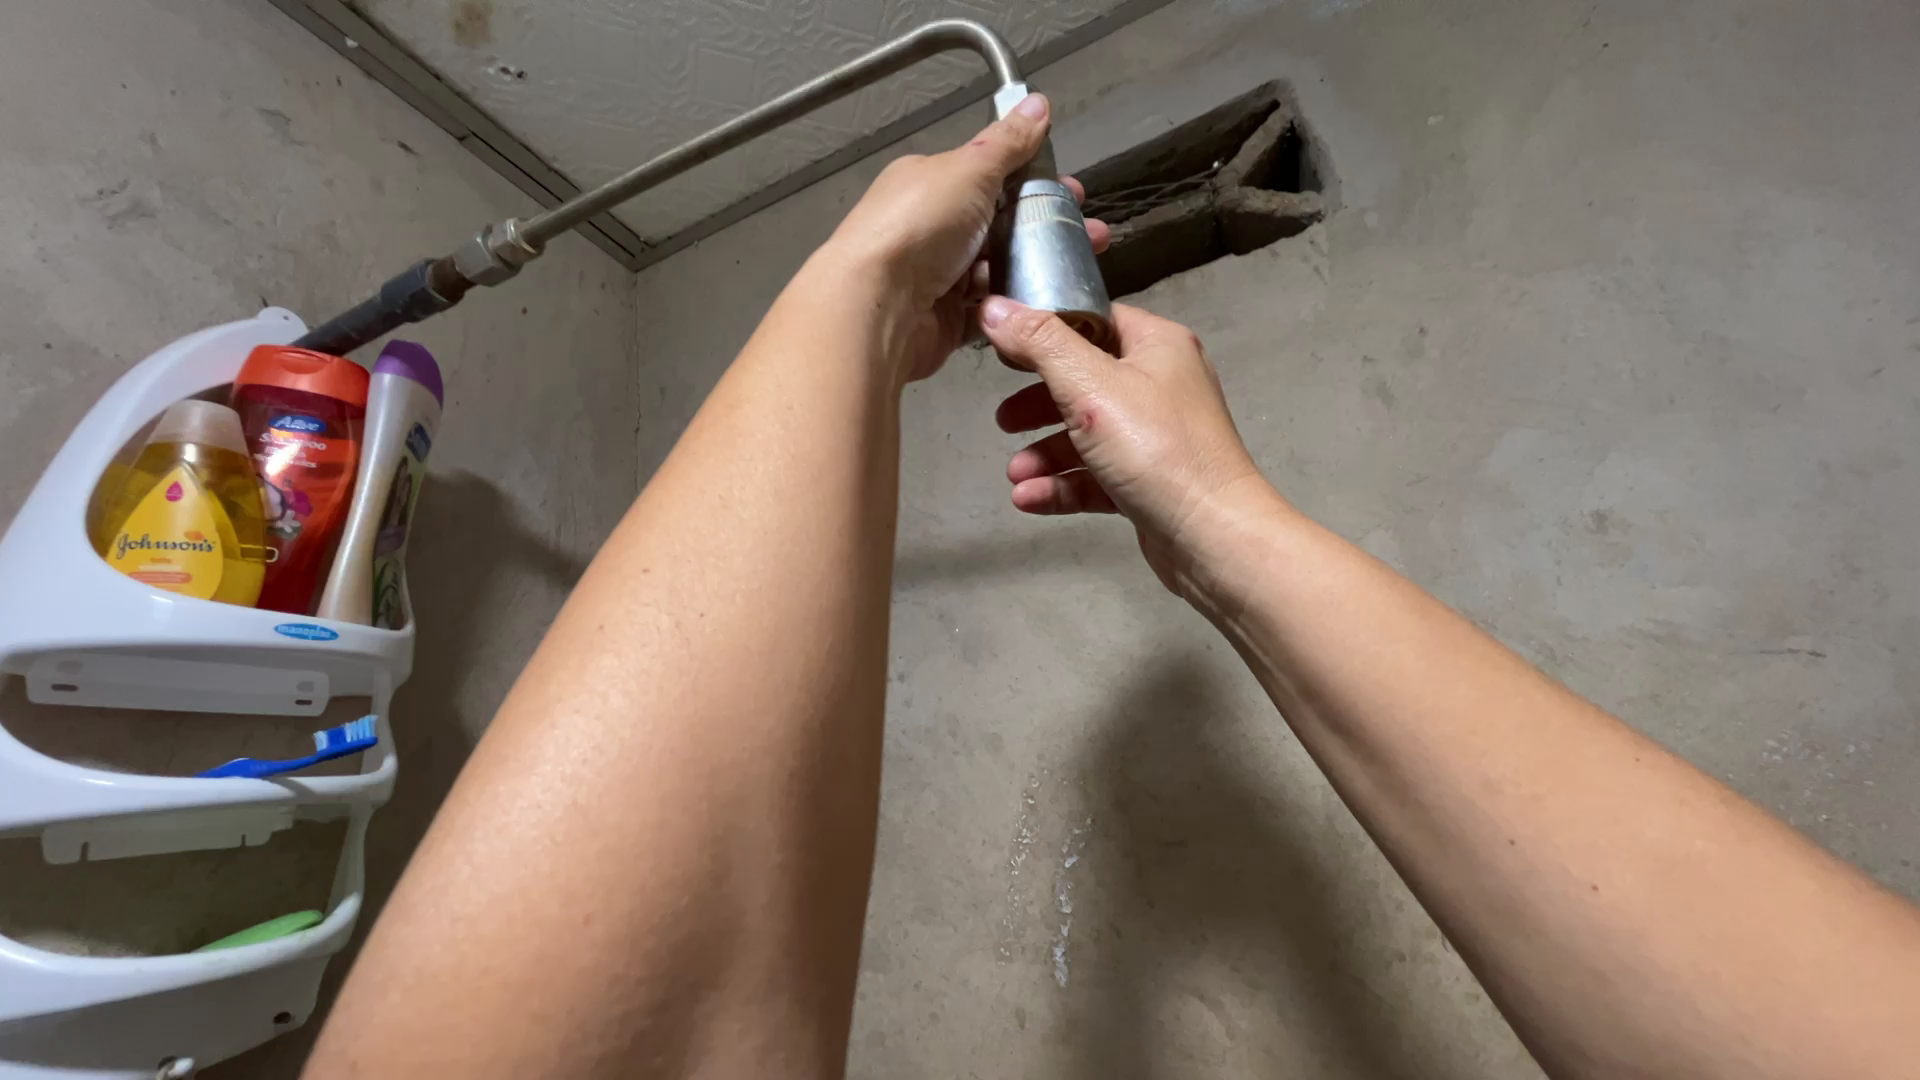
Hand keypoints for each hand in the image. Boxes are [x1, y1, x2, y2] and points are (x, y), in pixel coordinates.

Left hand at [819, 93, 1109, 381]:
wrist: (878, 307)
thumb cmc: (920, 227)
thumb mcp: (969, 171)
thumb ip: (1007, 144)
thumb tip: (1038, 103)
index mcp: (931, 184)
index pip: (990, 177)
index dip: (1035, 182)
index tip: (1074, 193)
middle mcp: (932, 230)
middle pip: (999, 227)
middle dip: (1047, 230)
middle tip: (1090, 238)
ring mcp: (939, 279)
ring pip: (998, 271)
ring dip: (1039, 271)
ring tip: (1081, 273)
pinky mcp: (947, 322)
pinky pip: (990, 311)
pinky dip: (1015, 308)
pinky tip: (1049, 305)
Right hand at [980, 299, 1277, 592]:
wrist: (1211, 534)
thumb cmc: (1157, 449)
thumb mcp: (1090, 385)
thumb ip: (1039, 344)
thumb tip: (994, 308)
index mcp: (1157, 347)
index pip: (1094, 323)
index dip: (1047, 334)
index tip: (1006, 352)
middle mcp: (1160, 387)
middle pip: (1084, 384)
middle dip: (1038, 407)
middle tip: (1004, 422)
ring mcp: (1156, 439)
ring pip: (1087, 437)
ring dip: (1045, 454)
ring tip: (1016, 475)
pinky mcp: (1148, 484)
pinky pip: (1096, 477)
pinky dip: (1062, 485)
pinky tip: (1029, 499)